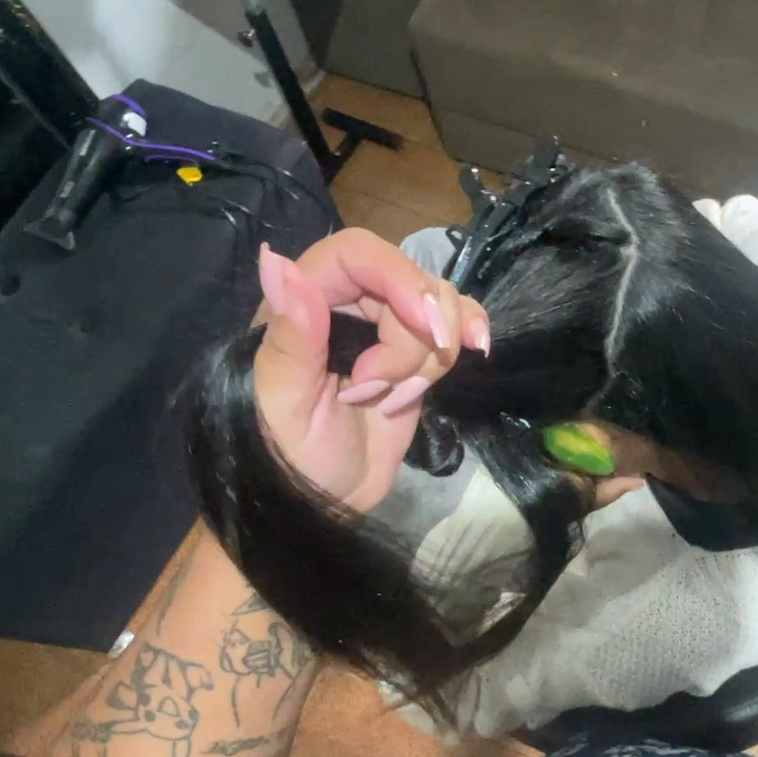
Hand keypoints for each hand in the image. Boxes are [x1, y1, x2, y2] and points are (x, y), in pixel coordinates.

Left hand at [254, 230, 489, 511]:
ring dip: (430, 359)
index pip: (359, 255)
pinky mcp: (416, 354)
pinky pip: (455, 324)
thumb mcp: (281, 403)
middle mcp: (347, 303)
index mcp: (303, 302)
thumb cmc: (287, 456)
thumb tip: (278, 263)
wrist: (323, 501)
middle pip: (409, 282)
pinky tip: (478, 347)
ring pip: (438, 307)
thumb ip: (289, 336)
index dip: (400, 278)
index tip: (425, 325)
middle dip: (414, 339)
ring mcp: (386, 328)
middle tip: (383, 391)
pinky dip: (469, 334)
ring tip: (392, 400)